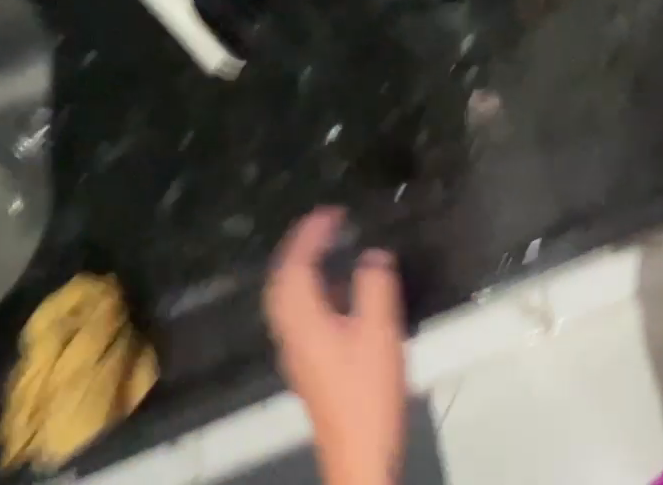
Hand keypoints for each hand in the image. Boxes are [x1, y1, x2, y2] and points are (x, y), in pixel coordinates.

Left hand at [264, 209, 406, 484]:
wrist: (359, 451)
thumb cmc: (369, 389)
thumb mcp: (380, 331)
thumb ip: (375, 287)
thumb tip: (371, 256)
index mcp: (305, 322)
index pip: (294, 269)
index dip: (308, 236)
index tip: (329, 212)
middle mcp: (293, 334)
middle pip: (282, 284)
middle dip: (299, 249)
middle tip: (324, 224)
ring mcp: (299, 352)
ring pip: (290, 300)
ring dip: (305, 269)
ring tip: (330, 248)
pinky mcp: (311, 364)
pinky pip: (303, 314)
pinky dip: (316, 290)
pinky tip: (342, 291)